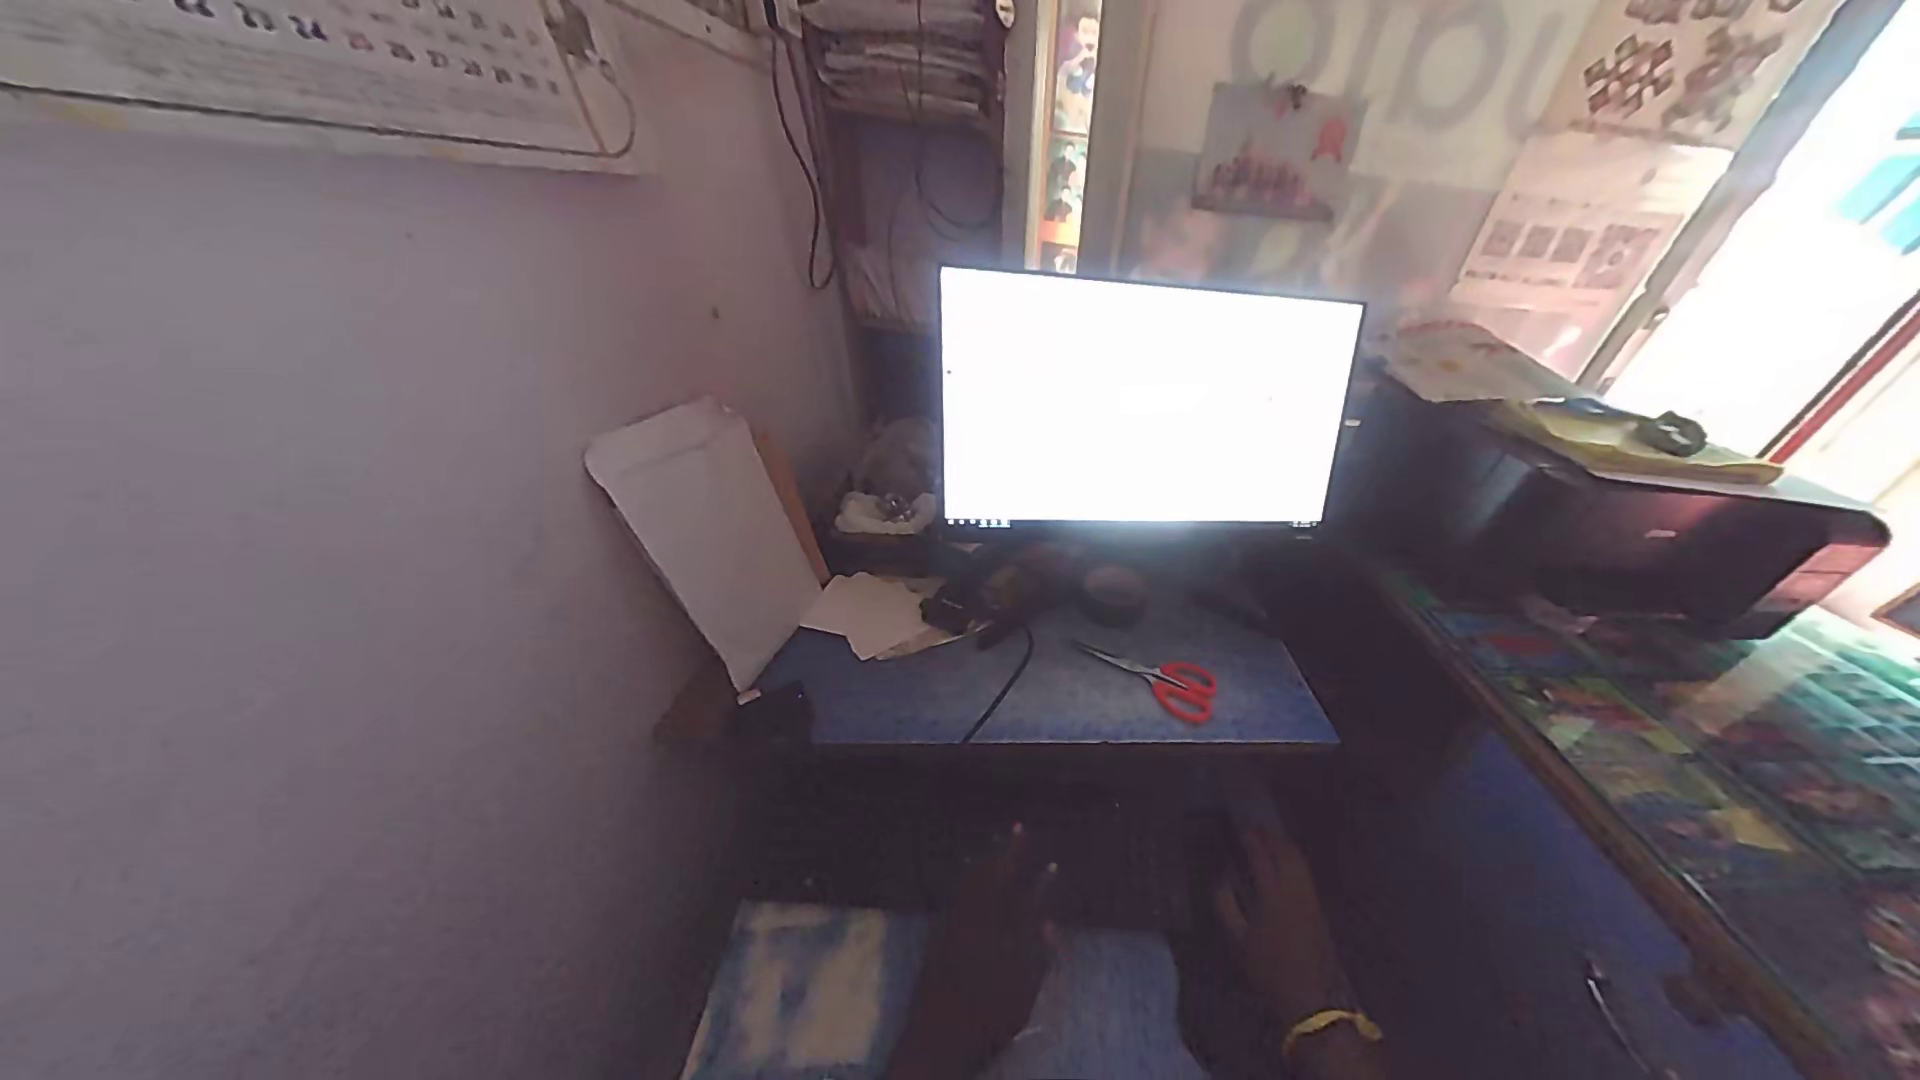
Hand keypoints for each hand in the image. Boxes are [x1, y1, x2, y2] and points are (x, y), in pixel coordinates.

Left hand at [883, 824, 1055, 1079]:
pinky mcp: (943, 927)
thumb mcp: (1023, 997)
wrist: (939, 1035)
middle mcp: (984, 922)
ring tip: (999, 837)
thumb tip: (1048, 925)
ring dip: (989, 855)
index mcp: (1008, 940)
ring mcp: (961, 921)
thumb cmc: (988, 1022)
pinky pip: (958, 890)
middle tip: (1018, 826)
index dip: (1043, 882)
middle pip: (1000, 877)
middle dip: (1011, 850)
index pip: (1030, 901)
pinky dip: (967, 873)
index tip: (1052, 864)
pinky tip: (970, 862)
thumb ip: (1038, 960)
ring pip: (977, 878)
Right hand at [1213, 823, 1350, 1026]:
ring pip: (1300, 863)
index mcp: (1272, 896)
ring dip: (1285, 846)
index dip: (1252, 839)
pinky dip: (1295, 860)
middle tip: (1257, 826)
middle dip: (1271, 837)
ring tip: (1272, 837)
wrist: (1312, 1001)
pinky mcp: (1320, 910)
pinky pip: (1306, 874)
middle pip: (1285, 854)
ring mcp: (1311, 900)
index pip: (1261, 857)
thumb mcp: (1238, 941)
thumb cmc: (1269, 970)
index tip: (1242, 826)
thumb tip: (1222, 879)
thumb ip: (1226, 905)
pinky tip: (1288, 862)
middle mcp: (1294, 892)